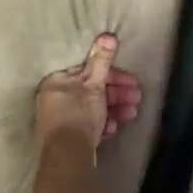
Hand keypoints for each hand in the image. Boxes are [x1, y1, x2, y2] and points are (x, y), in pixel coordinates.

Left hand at [34, 34, 143, 152]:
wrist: (68, 157)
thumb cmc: (79, 114)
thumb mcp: (94, 84)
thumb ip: (101, 60)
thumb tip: (108, 35)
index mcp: (57, 82)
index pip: (88, 71)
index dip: (112, 74)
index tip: (131, 81)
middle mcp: (55, 99)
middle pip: (92, 90)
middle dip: (117, 93)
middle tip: (137, 98)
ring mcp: (60, 120)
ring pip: (92, 108)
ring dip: (114, 109)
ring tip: (132, 114)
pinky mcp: (67, 139)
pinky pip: (88, 125)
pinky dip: (102, 124)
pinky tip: (114, 129)